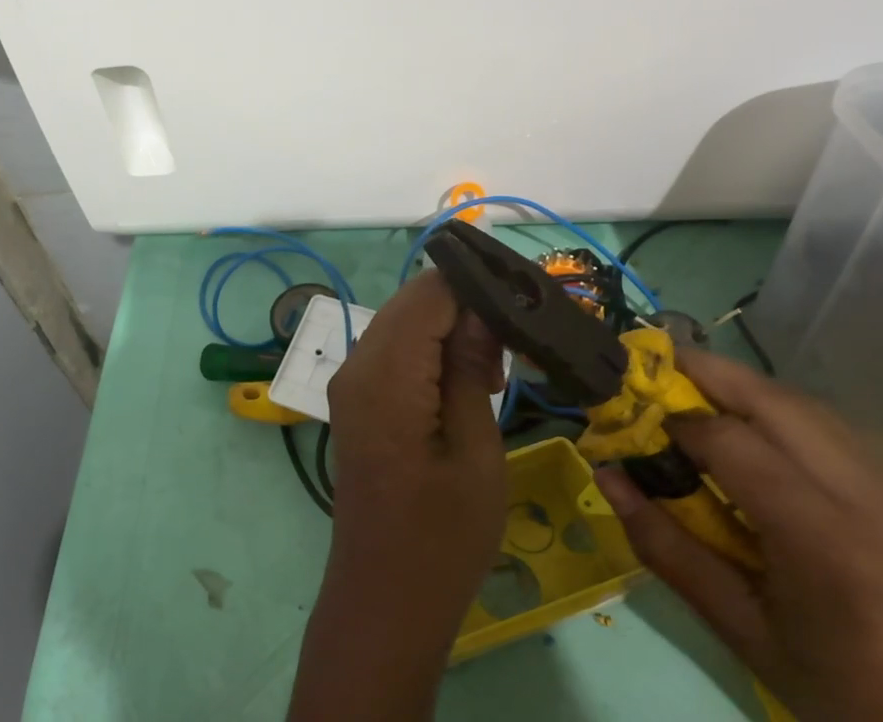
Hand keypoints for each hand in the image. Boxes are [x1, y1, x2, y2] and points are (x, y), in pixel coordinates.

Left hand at [289, 272, 506, 721]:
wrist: (385, 597)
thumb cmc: (443, 537)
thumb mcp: (475, 452)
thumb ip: (468, 371)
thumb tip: (478, 313)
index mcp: (385, 374)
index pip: (429, 291)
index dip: (479, 285)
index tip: (532, 298)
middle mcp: (356, 365)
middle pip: (412, 302)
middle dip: (467, 303)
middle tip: (524, 333)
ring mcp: (350, 384)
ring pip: (403, 324)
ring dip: (450, 327)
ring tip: (503, 359)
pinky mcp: (356, 402)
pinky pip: (394, 353)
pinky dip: (431, 351)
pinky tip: (469, 377)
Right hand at [595, 350, 882, 721]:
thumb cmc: (846, 698)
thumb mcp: (744, 633)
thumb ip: (669, 551)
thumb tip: (607, 478)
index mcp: (824, 542)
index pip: (734, 443)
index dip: (675, 422)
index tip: (632, 425)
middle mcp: (873, 501)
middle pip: (780, 403)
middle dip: (709, 373)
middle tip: (651, 369)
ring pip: (816, 410)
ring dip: (748, 392)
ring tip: (694, 397)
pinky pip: (842, 436)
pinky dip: (787, 418)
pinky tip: (757, 440)